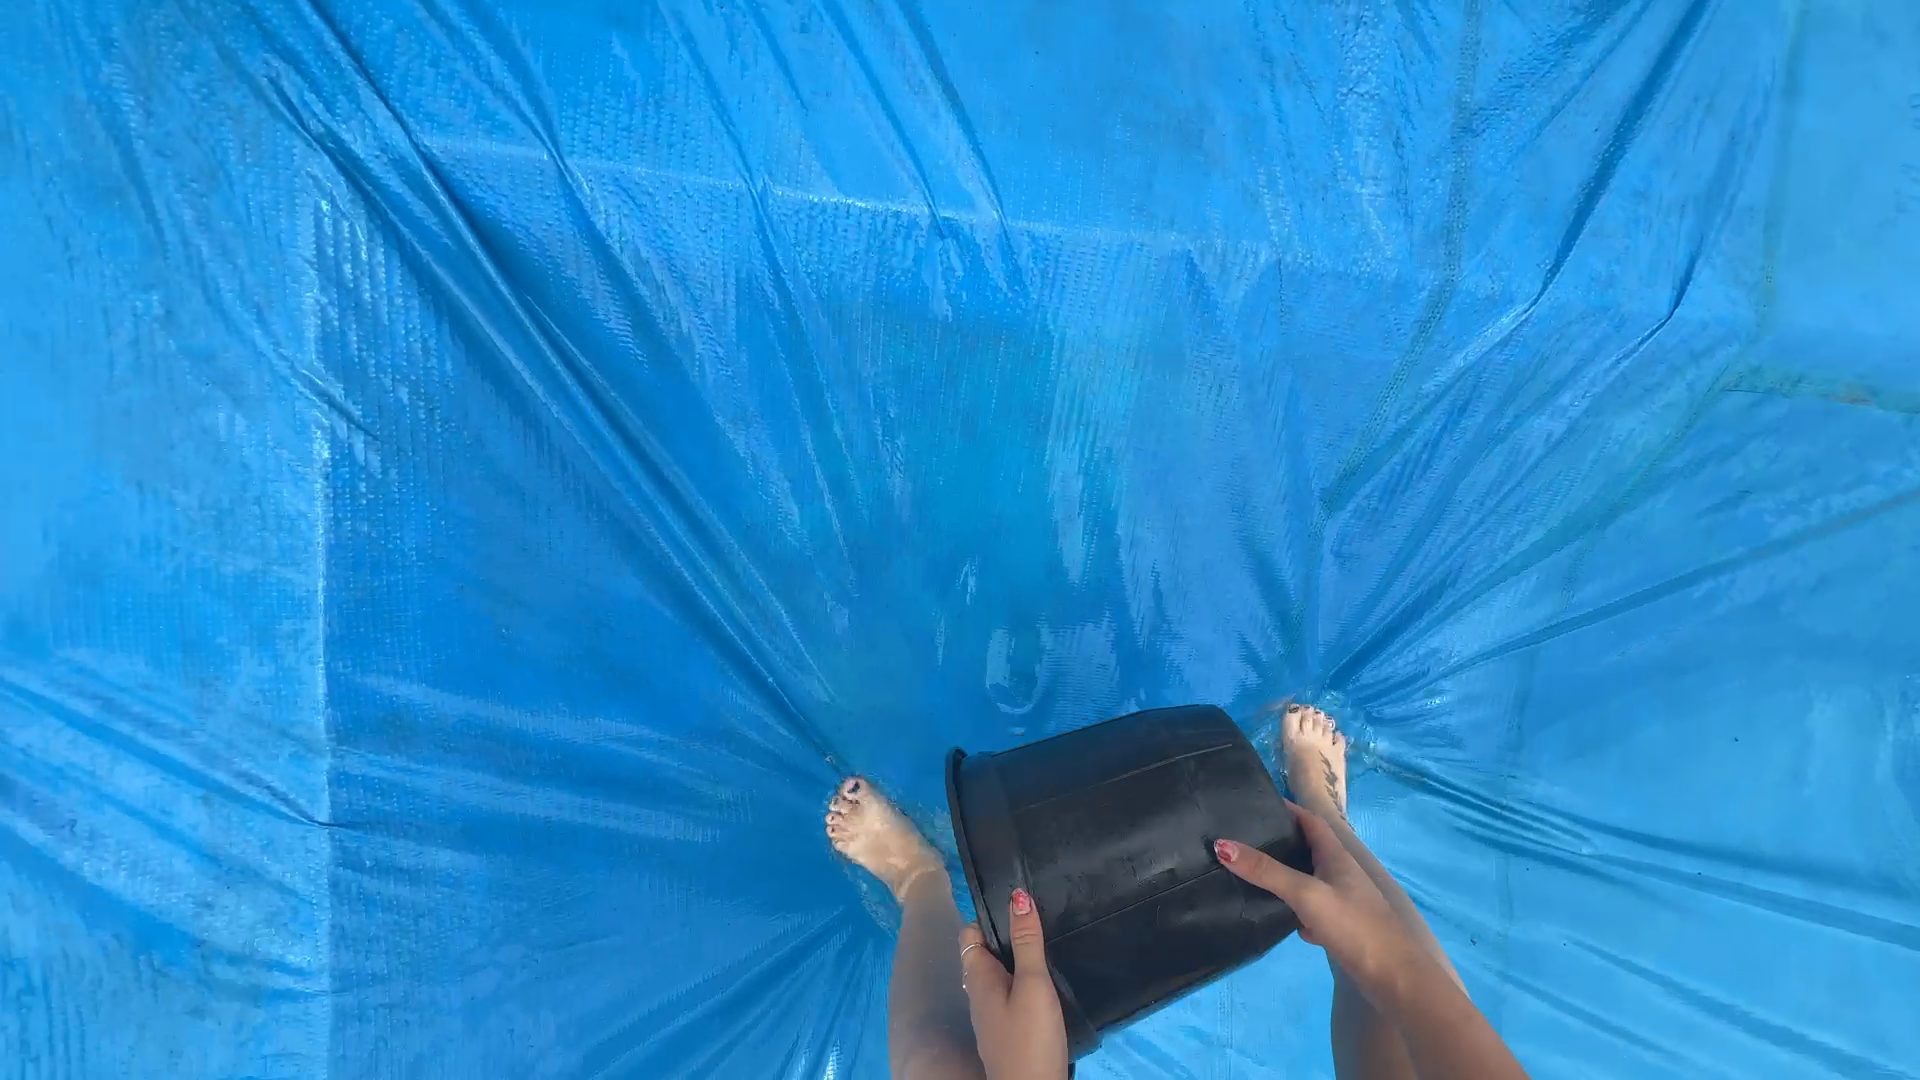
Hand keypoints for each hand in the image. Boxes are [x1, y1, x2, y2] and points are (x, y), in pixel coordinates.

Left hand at [959, 888, 1068, 1079]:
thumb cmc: (1029, 1037)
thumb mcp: (1033, 983)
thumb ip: (1026, 941)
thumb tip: (1017, 895)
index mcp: (978, 977)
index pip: (971, 933)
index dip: (989, 915)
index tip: (1016, 904)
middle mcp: (978, 994)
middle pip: (986, 953)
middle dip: (1006, 936)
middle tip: (1036, 920)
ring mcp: (991, 1016)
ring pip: (999, 975)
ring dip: (1016, 961)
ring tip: (1043, 946)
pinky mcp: (1007, 1033)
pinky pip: (1009, 996)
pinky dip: (1022, 983)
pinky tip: (1043, 985)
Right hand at [1214, 802, 1428, 992]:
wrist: (1398, 983)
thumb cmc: (1355, 927)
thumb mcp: (1305, 893)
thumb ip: (1266, 870)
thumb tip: (1221, 844)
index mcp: (1336, 857)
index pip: (1309, 821)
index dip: (1286, 809)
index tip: (1255, 803)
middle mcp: (1340, 875)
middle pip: (1306, 849)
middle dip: (1278, 842)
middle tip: (1242, 837)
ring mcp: (1342, 903)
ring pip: (1306, 881)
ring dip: (1283, 876)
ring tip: (1249, 873)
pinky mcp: (1341, 929)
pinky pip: (1310, 910)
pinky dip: (1293, 910)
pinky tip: (1278, 919)